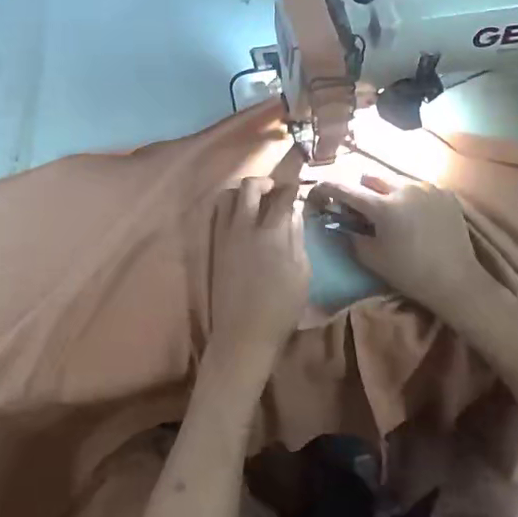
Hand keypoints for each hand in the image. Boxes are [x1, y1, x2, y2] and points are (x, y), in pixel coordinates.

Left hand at [207, 178, 309, 362]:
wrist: (243, 334)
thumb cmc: (281, 308)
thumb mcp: (301, 273)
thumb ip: (297, 237)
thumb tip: (293, 213)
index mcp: (272, 233)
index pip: (282, 196)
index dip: (291, 187)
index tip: (297, 187)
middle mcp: (245, 227)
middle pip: (250, 187)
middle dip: (265, 182)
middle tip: (276, 191)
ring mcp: (226, 235)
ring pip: (228, 196)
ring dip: (244, 192)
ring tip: (258, 203)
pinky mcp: (215, 246)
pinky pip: (220, 214)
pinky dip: (232, 207)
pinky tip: (244, 220)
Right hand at [309, 174, 496, 319]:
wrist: (455, 281)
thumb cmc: (409, 273)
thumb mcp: (371, 257)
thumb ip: (350, 234)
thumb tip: (341, 219)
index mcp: (383, 206)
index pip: (345, 189)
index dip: (327, 188)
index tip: (319, 192)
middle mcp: (404, 188)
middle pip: (371, 178)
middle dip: (362, 191)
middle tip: (363, 212)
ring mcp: (427, 187)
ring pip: (396, 180)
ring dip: (387, 192)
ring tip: (394, 215)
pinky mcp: (445, 192)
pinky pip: (419, 187)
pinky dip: (411, 197)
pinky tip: (417, 218)